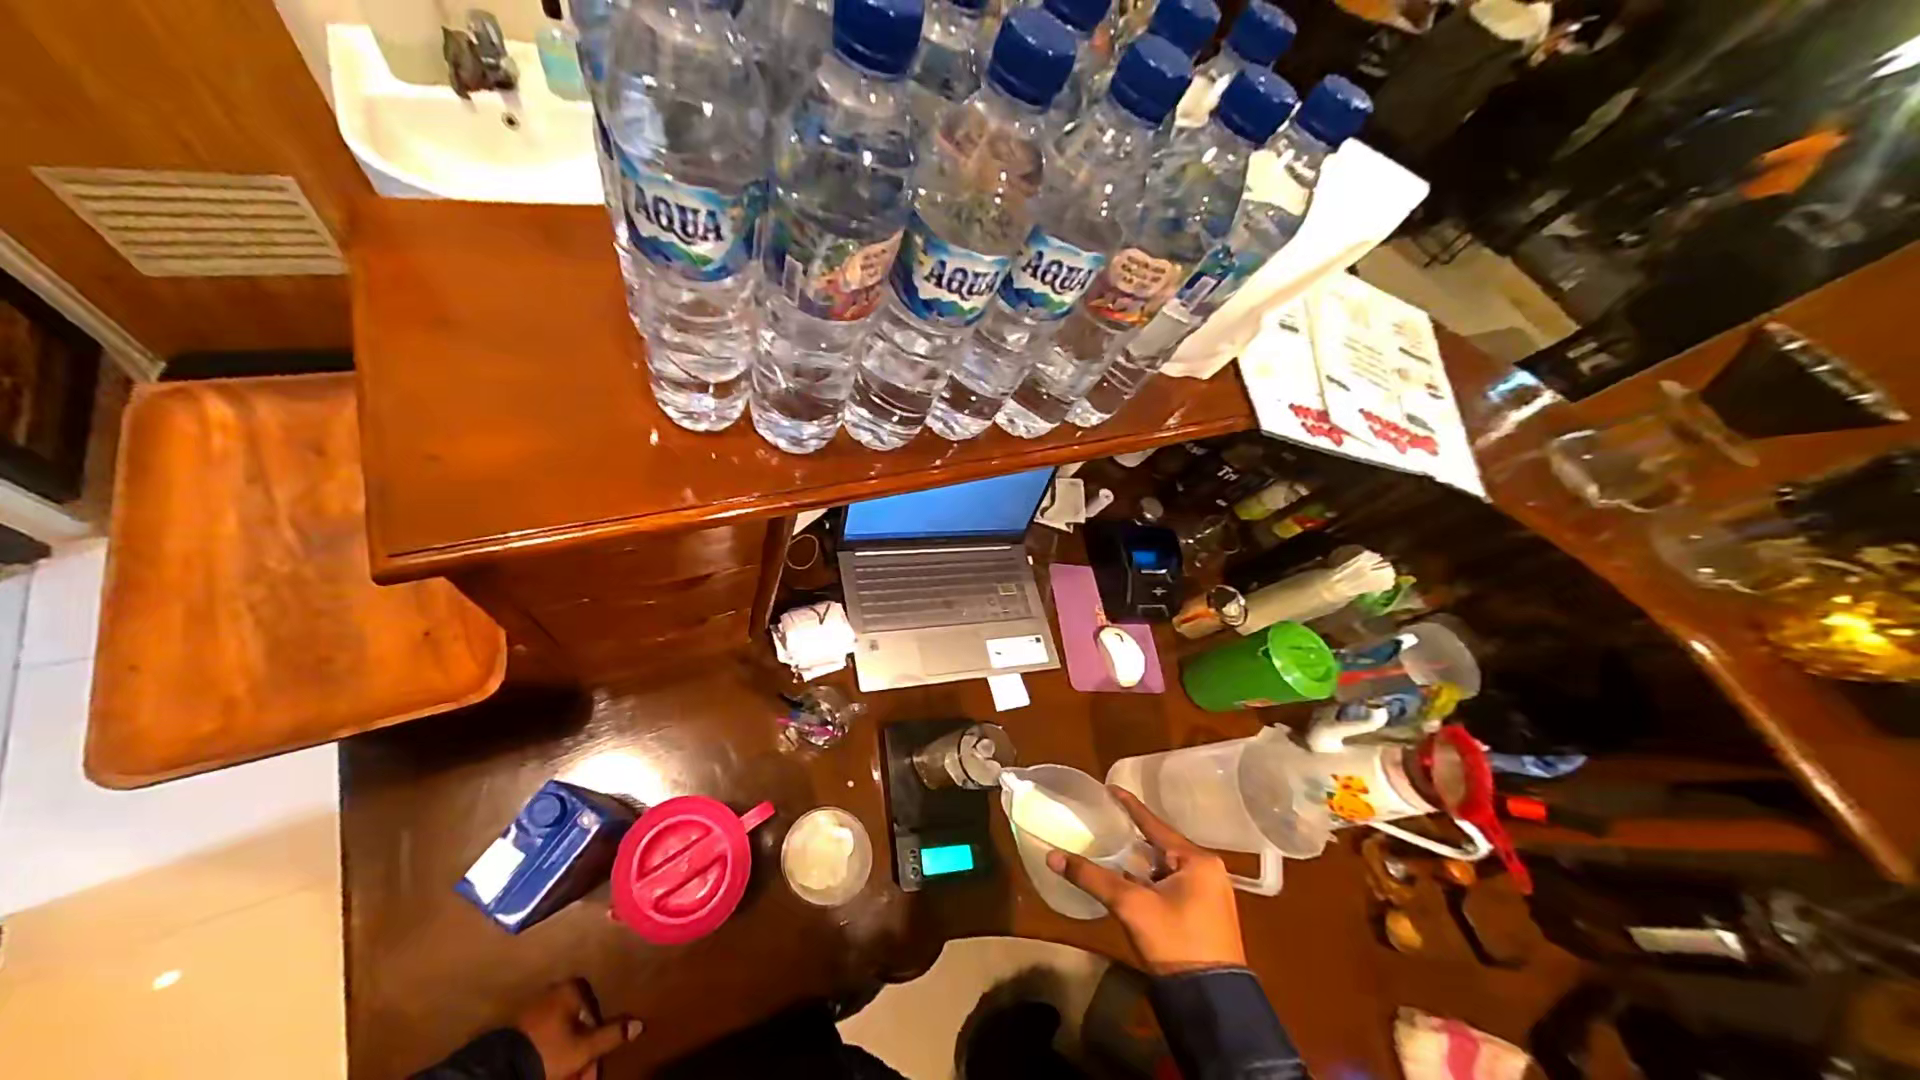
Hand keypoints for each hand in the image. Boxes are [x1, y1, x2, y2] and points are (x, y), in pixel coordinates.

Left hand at [512, 980, 641, 1079]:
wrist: (497, 1068)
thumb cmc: (548, 1051)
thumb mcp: (584, 1048)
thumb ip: (612, 1034)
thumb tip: (640, 1024)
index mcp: (571, 989)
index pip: (595, 1008)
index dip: (597, 1034)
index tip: (594, 1056)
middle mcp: (553, 991)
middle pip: (576, 1021)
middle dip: (580, 1047)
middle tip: (579, 1072)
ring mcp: (531, 1007)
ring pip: (558, 1031)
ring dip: (563, 1052)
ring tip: (562, 1074)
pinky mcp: (515, 1026)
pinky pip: (540, 1037)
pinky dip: (546, 1051)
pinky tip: (546, 1068)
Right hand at [1045, 787, 1246, 975]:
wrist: (1211, 1001)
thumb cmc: (1174, 942)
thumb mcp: (1131, 906)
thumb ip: (1093, 877)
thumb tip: (1054, 856)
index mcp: (1198, 860)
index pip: (1155, 824)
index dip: (1130, 806)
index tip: (1111, 788)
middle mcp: (1209, 870)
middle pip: (1162, 845)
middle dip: (1134, 836)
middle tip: (1107, 821)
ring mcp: (1210, 893)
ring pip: (1167, 866)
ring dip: (1141, 861)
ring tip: (1114, 848)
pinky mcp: (1206, 913)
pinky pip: (1174, 883)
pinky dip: (1152, 879)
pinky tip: (1131, 880)